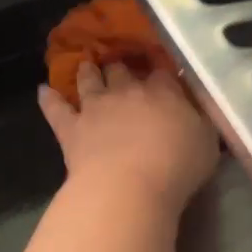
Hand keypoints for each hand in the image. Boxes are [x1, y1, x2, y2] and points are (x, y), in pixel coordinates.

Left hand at [38, 60, 218, 209]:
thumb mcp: (208, 142)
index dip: (161, 68)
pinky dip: (48, 98)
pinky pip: (55, 109)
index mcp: (164, 92)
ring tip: (87, 64)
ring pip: (89, 80)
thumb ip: (202, 121)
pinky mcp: (70, 128)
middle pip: (123, 70)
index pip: (163, 71)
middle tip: (122, 63)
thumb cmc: (177, 166)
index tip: (162, 68)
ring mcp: (96, 107)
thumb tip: (198, 108)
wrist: (129, 187)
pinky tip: (43, 90)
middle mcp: (128, 91)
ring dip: (88, 71)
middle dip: (122, 65)